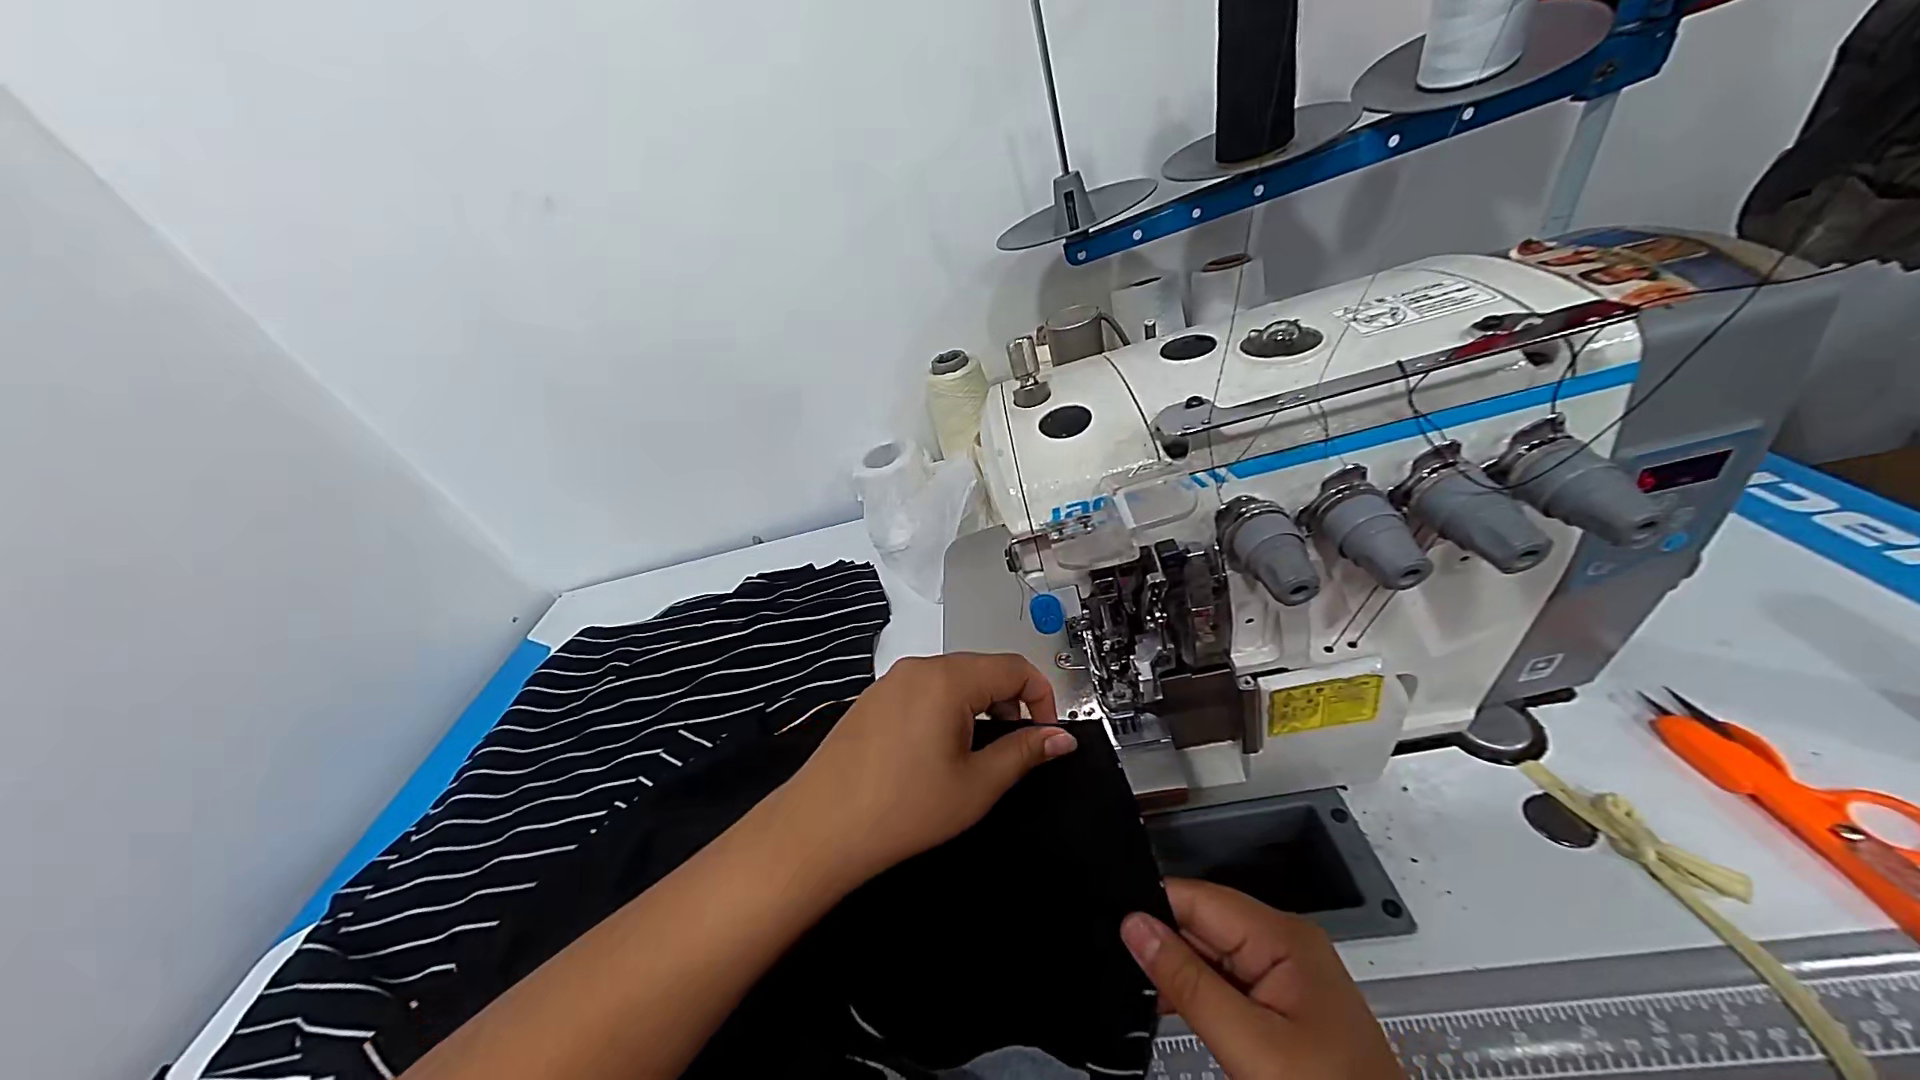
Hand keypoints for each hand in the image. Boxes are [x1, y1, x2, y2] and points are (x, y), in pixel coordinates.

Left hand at [771, 652, 1076, 883]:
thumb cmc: (896, 808)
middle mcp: (917, 670)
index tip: (1046, 731)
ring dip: (978, 707)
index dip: (1042, 697)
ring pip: (953, 679)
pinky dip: (946, 710)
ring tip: (975, 755)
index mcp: (947, 680)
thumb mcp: (977, 784)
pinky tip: (938, 753)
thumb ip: (1025, 752)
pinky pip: (924, 690)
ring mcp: (891, 682)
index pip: (1015, 667)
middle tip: (1014, 747)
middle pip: (984, 669)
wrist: (821, 828)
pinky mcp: (874, 699)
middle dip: (1010, 703)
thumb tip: (1058, 738)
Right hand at [1121, 879, 1399, 1079]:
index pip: (1197, 897)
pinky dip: (1195, 992)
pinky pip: (1223, 979)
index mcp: (1282, 936)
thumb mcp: (1250, 1045)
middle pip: (1201, 922)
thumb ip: (1188, 981)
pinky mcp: (1278, 1001)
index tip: (1114, 931)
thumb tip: (1135, 925)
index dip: (1152, 909)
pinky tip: (1171, 1009)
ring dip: (1176, 972)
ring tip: (1146, 996)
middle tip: (1126, 974)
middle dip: (1163, 944)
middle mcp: (1283, 942)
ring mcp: (1282, 972)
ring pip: (1207, 952)